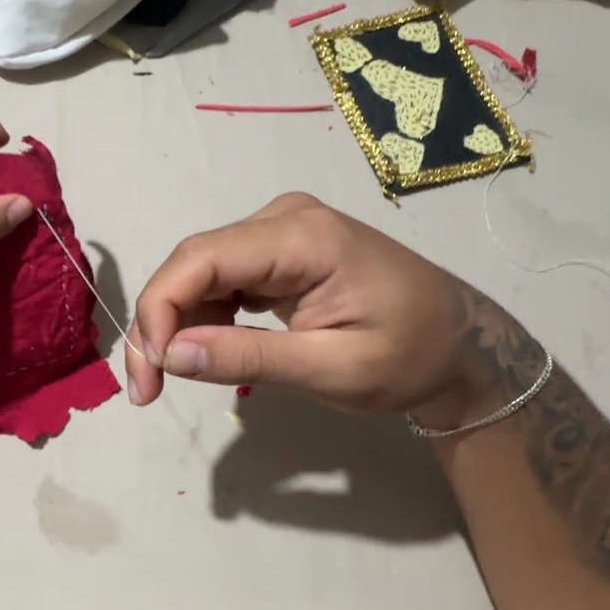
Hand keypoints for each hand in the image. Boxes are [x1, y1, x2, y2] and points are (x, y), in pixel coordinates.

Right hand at [125, 193, 531, 423]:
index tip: (150, 371)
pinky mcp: (277, 252)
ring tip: (173, 377)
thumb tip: (168, 355)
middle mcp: (281, 220)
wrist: (462, 345)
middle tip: (147, 389)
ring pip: (197, 273)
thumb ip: (248, 358)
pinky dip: (201, 318)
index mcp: (303, 237)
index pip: (200, 259)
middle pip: (190, 264)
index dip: (158, 309)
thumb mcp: (332, 369)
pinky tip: (206, 350)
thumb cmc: (410, 358)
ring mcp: (279, 233)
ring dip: (175, 324)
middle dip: (158, 323)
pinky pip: (218, 279)